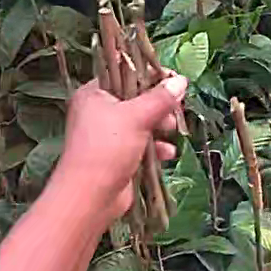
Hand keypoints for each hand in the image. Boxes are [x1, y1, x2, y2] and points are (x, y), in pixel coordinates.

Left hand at [50, 73, 187, 219]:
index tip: (174, 80)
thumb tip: (181, 80)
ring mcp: (108, 134)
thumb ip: (160, 98)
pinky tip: (167, 153)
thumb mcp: (137, 117)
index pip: (125, 73)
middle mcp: (99, 111)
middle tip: (175, 109)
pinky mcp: (117, 155)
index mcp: (94, 93)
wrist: (90, 197)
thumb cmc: (107, 148)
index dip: (151, 76)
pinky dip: (155, 146)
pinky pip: (142, 143)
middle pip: (137, 98)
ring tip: (171, 130)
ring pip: (142, 122)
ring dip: (160, 126)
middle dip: (160, 105)